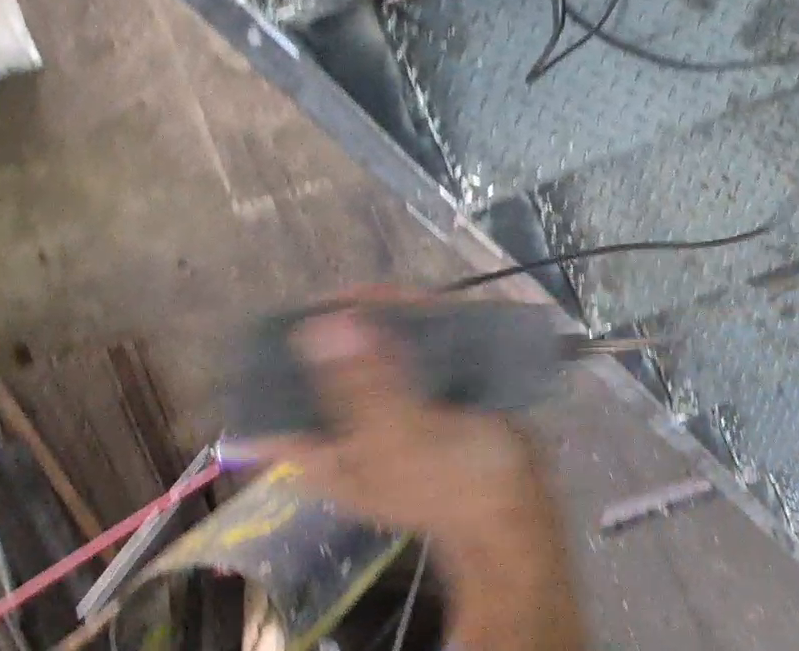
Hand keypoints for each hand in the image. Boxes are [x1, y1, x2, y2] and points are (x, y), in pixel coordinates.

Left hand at [241, 293, 576, 650]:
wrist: (519, 504)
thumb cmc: (454, 482)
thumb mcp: (401, 433)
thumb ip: (364, 382)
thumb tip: (322, 325)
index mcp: (324, 452)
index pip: (278, 403)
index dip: (285, 356)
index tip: (313, 312)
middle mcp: (352, 432)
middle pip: (337, 371)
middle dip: (356, 330)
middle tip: (381, 295)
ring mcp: (397, 418)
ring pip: (385, 362)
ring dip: (400, 328)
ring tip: (420, 296)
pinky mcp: (438, 406)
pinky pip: (424, 364)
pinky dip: (433, 339)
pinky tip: (448, 314)